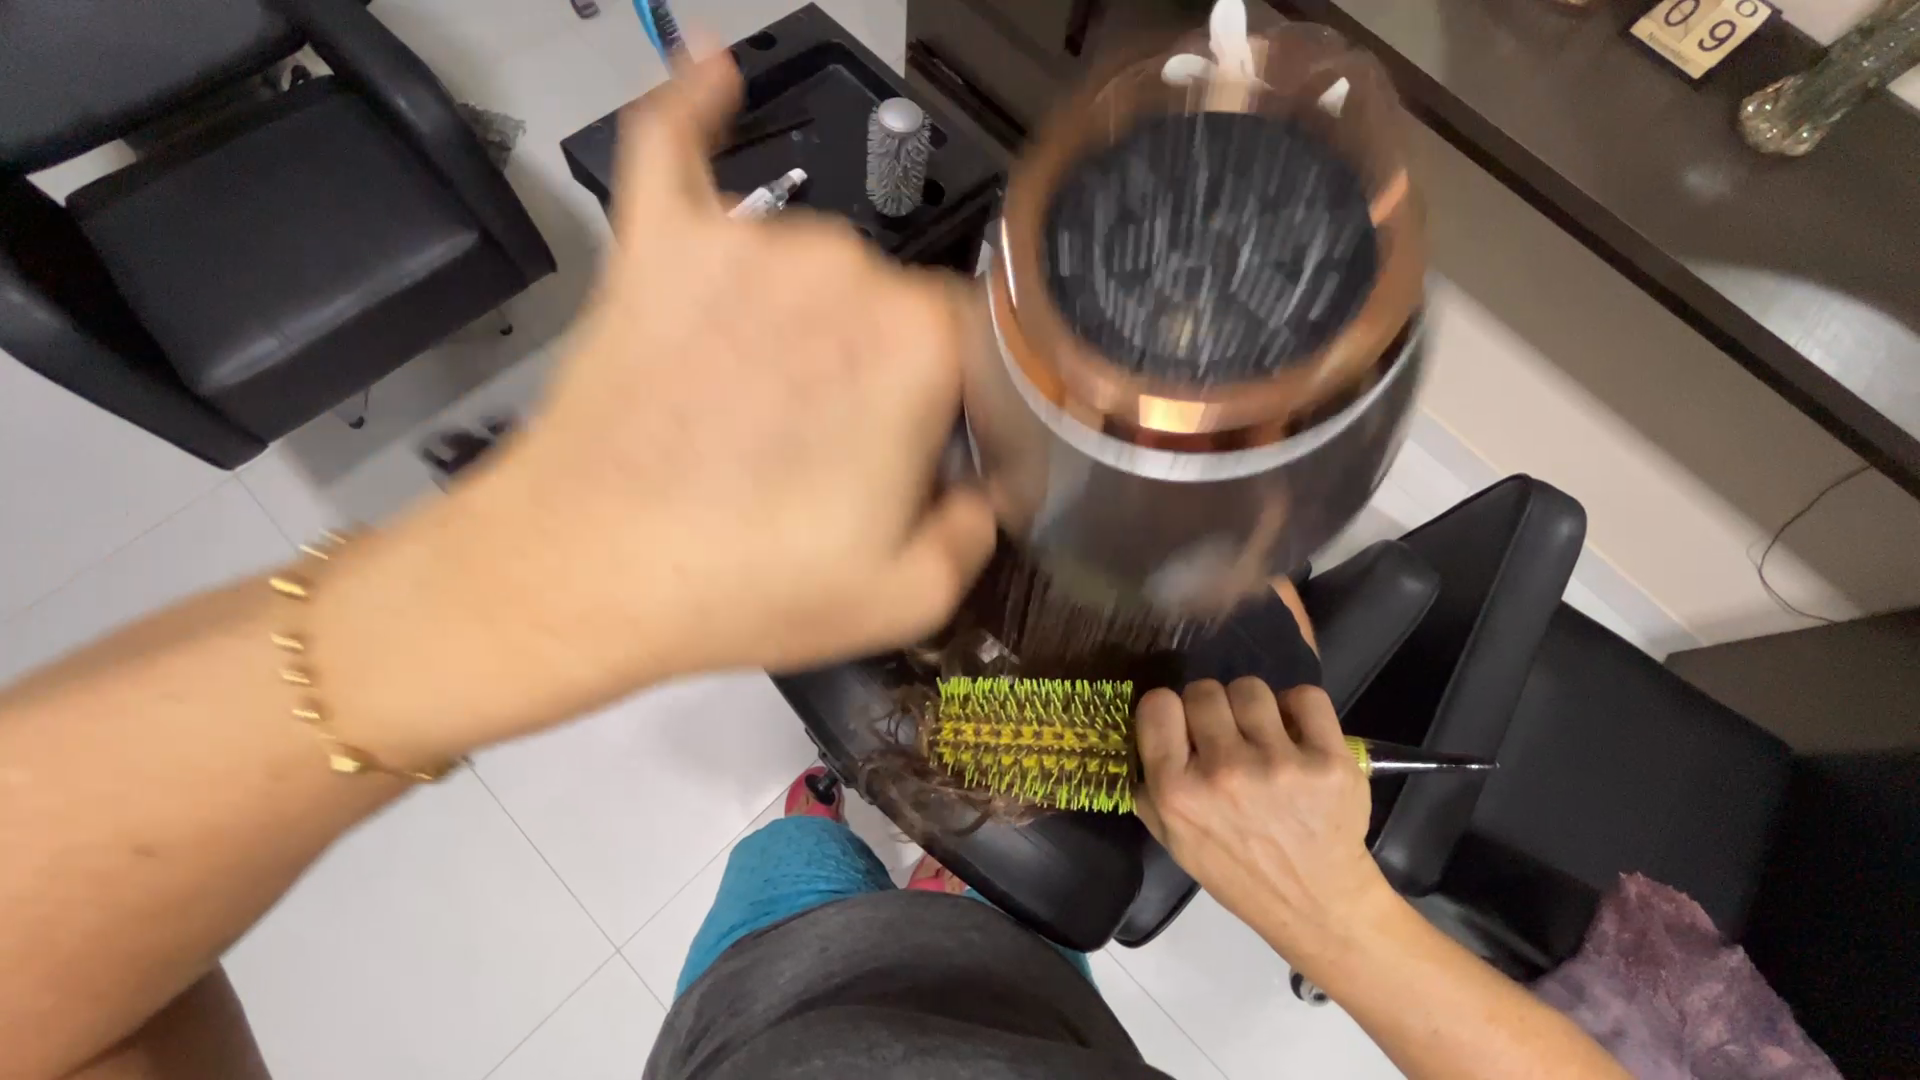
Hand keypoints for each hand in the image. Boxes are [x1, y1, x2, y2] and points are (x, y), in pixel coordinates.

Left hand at [310, 52, 995, 764]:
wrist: (580, 573)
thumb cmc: (747, 584)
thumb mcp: (909, 596)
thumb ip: (979, 528)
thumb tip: (981, 485)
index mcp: (922, 345)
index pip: (984, 352)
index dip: (967, 415)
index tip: (939, 461)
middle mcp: (844, 268)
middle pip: (899, 307)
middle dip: (889, 378)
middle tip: (841, 456)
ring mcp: (747, 243)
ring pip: (820, 261)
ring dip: (817, 323)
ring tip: (771, 411)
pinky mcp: (660, 243)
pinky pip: (680, 148)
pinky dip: (701, 112)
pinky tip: (720, 76)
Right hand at [1134, 679, 1395, 973]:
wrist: (1316, 906)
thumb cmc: (1236, 871)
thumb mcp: (1172, 838)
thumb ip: (1148, 784)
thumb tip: (1136, 732)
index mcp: (1177, 791)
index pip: (1158, 703)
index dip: (1167, 710)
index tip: (1180, 726)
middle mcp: (1224, 772)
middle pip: (1204, 690)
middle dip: (1210, 708)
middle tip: (1223, 734)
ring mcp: (1280, 764)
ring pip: (1250, 688)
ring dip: (1251, 707)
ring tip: (1260, 734)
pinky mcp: (1329, 762)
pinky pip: (1306, 697)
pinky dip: (1299, 707)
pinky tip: (1296, 732)